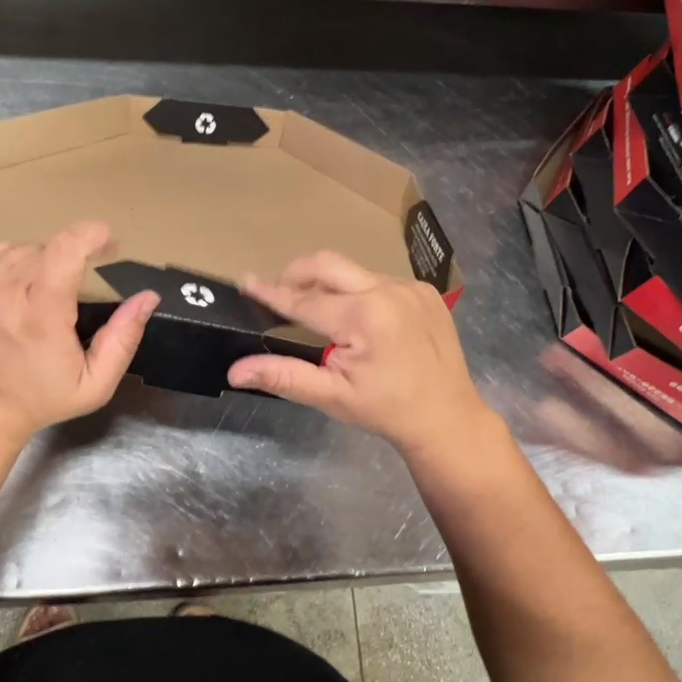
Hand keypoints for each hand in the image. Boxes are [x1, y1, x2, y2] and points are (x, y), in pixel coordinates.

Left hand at [0, 220, 159, 450]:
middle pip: (50, 248)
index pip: (64, 251)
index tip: (109, 240)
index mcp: (40, 318)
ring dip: (48, 258)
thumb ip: (123, 338)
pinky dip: (20, 258)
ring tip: (55, 286)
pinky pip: (0, 251)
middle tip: (89, 277)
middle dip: (75, 255)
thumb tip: (148, 297)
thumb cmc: (42, 399)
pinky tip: (27, 282)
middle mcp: (6, 294)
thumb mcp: (95, 383)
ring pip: (26, 248)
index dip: (90, 235)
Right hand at [228, 251, 494, 456]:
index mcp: (363, 317)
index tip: (244, 281)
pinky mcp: (424, 290)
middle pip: (326, 264)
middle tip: (278, 293)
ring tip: (322, 317)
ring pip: (353, 271)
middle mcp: (387, 290)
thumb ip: (283, 376)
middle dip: (296, 274)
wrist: (447, 417)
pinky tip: (361, 321)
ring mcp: (409, 287)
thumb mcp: (332, 396)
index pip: (304, 300)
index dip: (271, 293)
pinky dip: (359, 292)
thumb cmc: (386, 410)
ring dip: (330, 286)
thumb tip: (235, 370)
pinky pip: (378, 280)